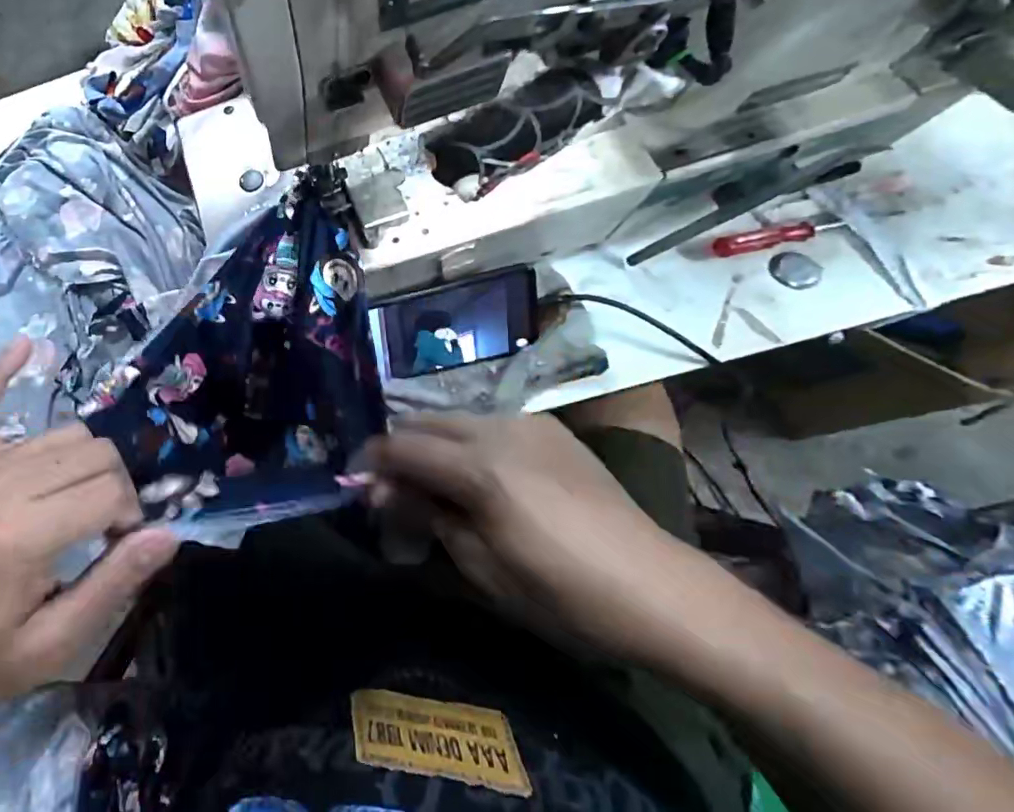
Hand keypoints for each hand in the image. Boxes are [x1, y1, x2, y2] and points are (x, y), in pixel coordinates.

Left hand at [0, 338, 178, 731]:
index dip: (131, 518)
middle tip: (103, 532)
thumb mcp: (53, 644)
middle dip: (116, 487)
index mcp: (23, 534)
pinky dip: (3, 373)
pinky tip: (28, 346)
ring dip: (88, 461)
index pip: (111, 493)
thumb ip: (114, 583)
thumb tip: (171, 533)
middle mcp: (0, 485)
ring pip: (64, 434)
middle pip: (94, 454)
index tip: (119, 549)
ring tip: (79, 503)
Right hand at [367, 413, 726, 664]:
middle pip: (426, 422)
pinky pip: (491, 423)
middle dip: (399, 450)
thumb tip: (382, 492)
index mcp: (479, 464)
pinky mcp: (552, 428)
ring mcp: (529, 422)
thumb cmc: (563, 594)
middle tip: (391, 492)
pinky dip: (468, 441)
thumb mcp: (482, 567)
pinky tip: (477, 475)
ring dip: (433, 443)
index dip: (372, 463)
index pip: (402, 446)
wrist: (656, 587)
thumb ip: (428, 515)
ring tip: (433, 484)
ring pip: (458, 418)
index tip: (357, 487)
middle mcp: (499, 426)